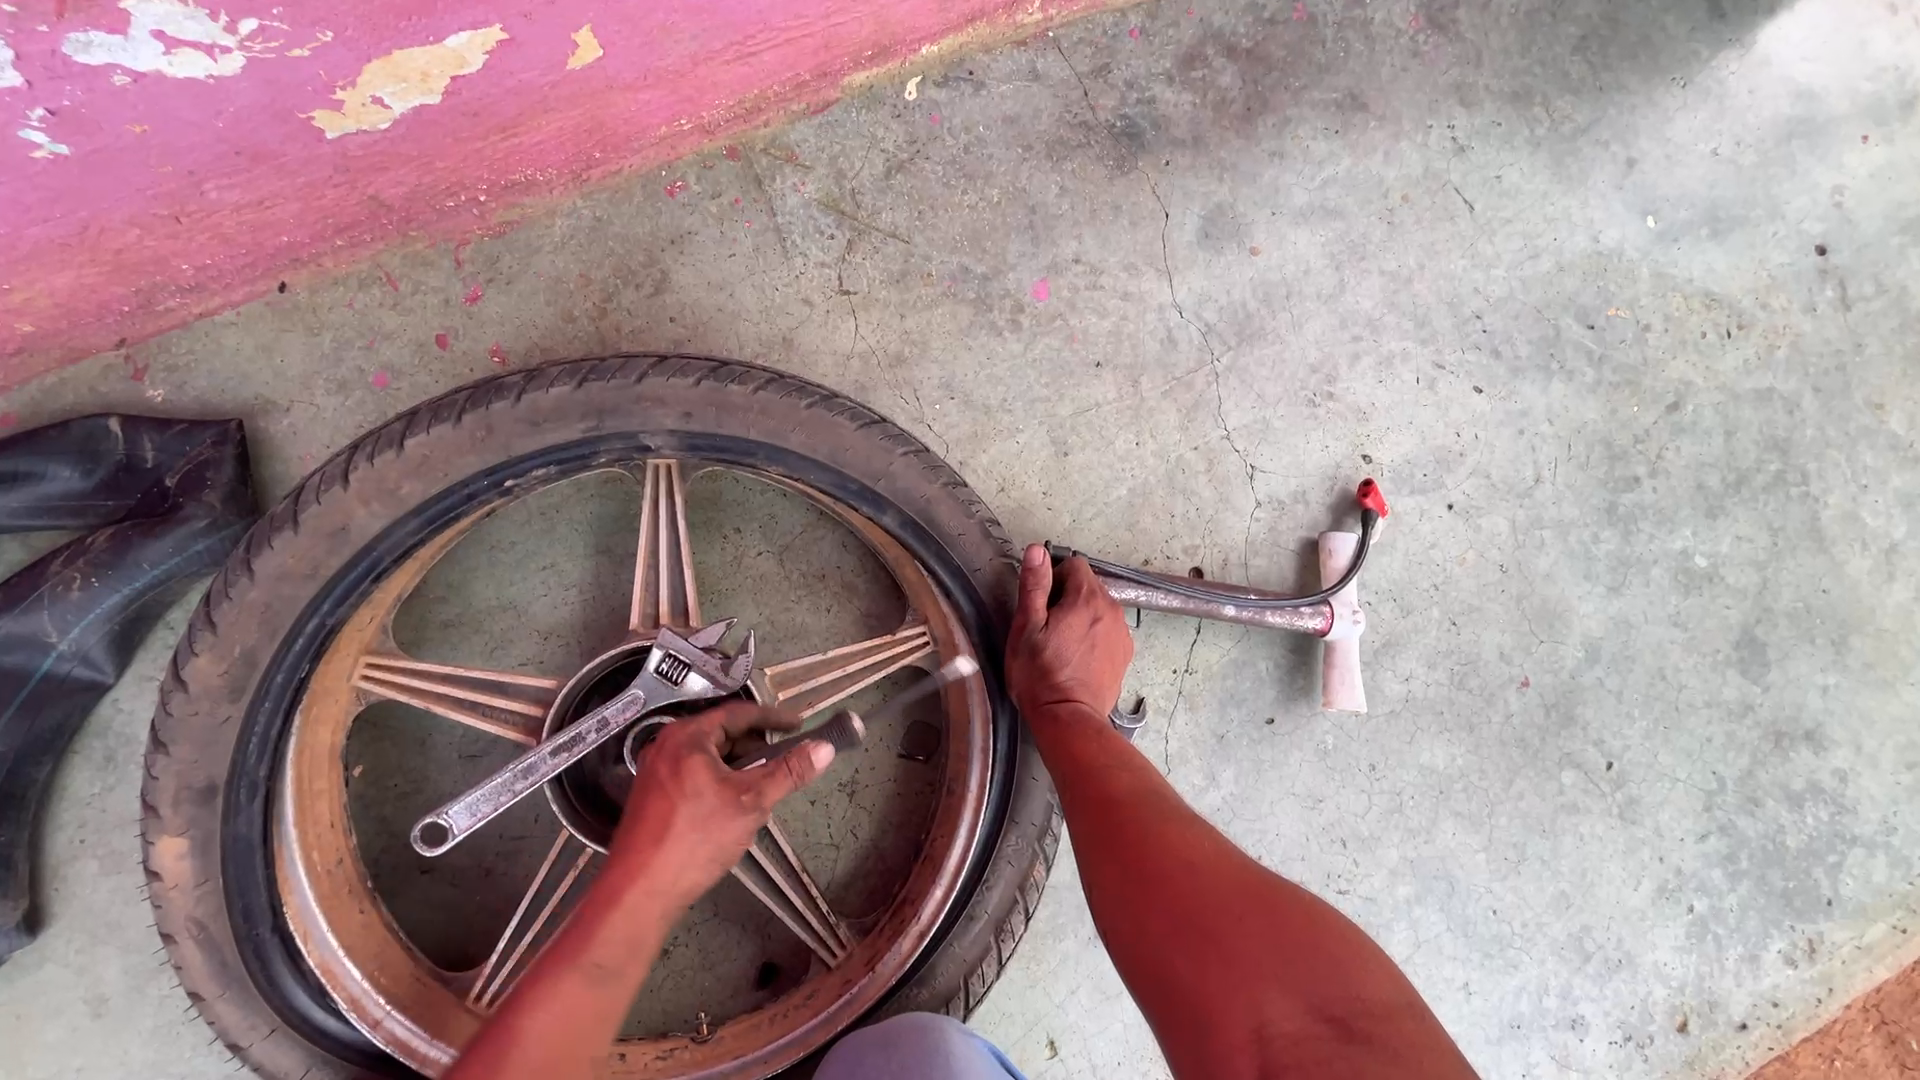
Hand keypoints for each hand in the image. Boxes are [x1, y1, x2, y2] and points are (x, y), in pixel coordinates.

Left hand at [607, 701, 834, 909]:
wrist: (639, 892)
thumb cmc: (696, 839)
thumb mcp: (751, 802)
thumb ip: (789, 772)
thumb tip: (825, 747)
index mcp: (688, 737)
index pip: (739, 714)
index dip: (774, 718)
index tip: (800, 725)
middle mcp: (667, 746)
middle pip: (722, 734)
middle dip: (756, 746)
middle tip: (783, 761)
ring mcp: (655, 771)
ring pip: (708, 757)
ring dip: (738, 766)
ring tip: (761, 787)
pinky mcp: (651, 796)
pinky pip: (693, 774)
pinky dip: (719, 780)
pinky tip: (731, 806)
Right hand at [1005, 543, 1133, 722]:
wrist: (1068, 719)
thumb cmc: (1041, 676)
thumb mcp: (1026, 627)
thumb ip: (1034, 585)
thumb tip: (1037, 551)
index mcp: (1087, 598)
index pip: (1074, 564)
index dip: (1053, 578)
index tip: (1041, 603)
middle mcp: (1111, 610)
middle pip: (1088, 585)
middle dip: (1066, 597)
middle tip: (1046, 627)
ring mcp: (1121, 633)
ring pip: (1098, 608)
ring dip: (1081, 616)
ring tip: (1060, 644)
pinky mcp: (1123, 653)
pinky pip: (1106, 630)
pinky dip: (1093, 635)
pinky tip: (1075, 657)